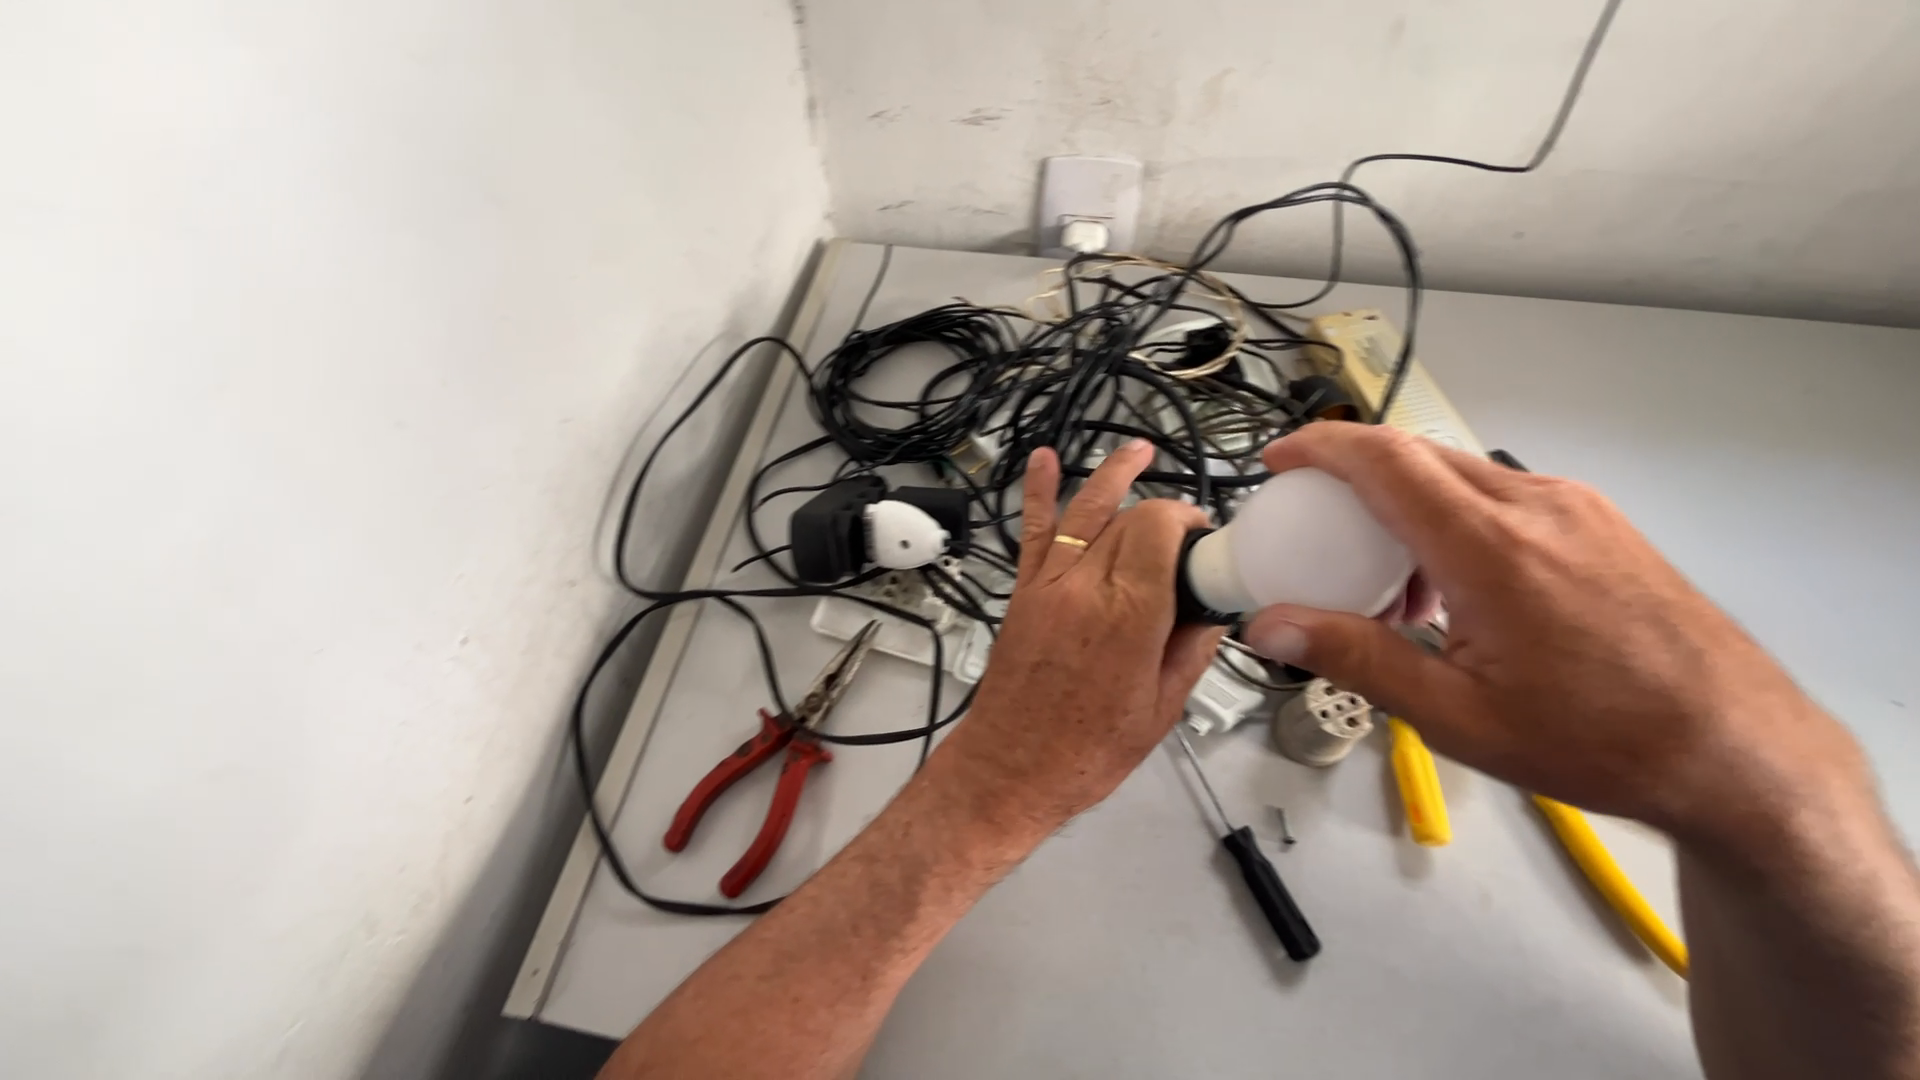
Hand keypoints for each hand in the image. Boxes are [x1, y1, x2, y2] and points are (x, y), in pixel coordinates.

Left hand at [932, 439, 1224, 833]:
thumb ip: (1191, 647)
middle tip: (1185, 534)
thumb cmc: (1090, 750)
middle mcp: (1085, 586)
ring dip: (1112, 475)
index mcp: (1129, 615)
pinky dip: (1036, 492)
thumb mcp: (1163, 707)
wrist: (1010, 767)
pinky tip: (1043, 459)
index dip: (1186, 520)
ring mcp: (1048, 583)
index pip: (1159, 529)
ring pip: (1084, 511)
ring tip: (1139, 451)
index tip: (1203, 537)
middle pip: (1129, 518)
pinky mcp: (1023, 591)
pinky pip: (1032, 531)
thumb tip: (1210, 607)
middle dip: (1163, 513)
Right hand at [1241, 422, 1864, 851]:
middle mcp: (1536, 506)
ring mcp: (1576, 509)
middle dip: (1350, 475)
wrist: (1742, 756)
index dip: (1319, 448)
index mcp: (1491, 547)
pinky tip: (1450, 587)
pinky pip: (1499, 496)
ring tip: (1383, 578)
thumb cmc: (1591, 740)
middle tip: (1311, 523)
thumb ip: (1354, 657)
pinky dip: (1449, 518)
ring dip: (1401, 502)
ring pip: (1458, 474)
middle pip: (1416, 455)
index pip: (1386, 459)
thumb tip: (1267, 626)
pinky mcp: (1600, 524)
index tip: (1277, 463)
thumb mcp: (1454, 714)